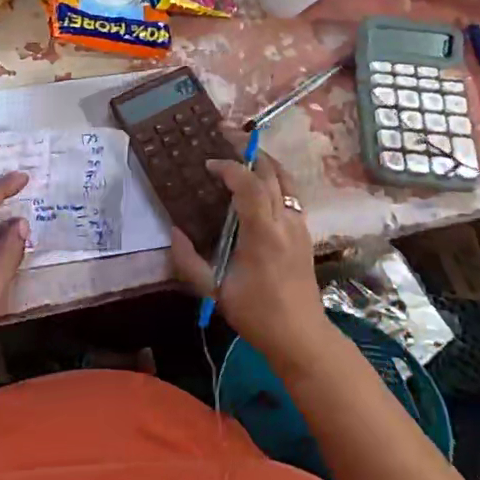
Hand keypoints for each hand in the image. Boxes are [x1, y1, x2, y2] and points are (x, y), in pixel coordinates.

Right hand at [169, 144, 333, 366]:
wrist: (302, 337)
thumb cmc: (257, 314)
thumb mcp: (214, 291)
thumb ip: (189, 261)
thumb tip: (174, 232)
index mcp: (263, 232)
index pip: (249, 184)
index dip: (229, 168)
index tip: (209, 165)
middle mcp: (285, 221)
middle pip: (272, 173)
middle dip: (249, 153)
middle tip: (226, 142)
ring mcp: (300, 225)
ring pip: (287, 179)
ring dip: (266, 163)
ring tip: (245, 154)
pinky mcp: (306, 233)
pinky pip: (292, 194)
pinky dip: (276, 179)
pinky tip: (261, 185)